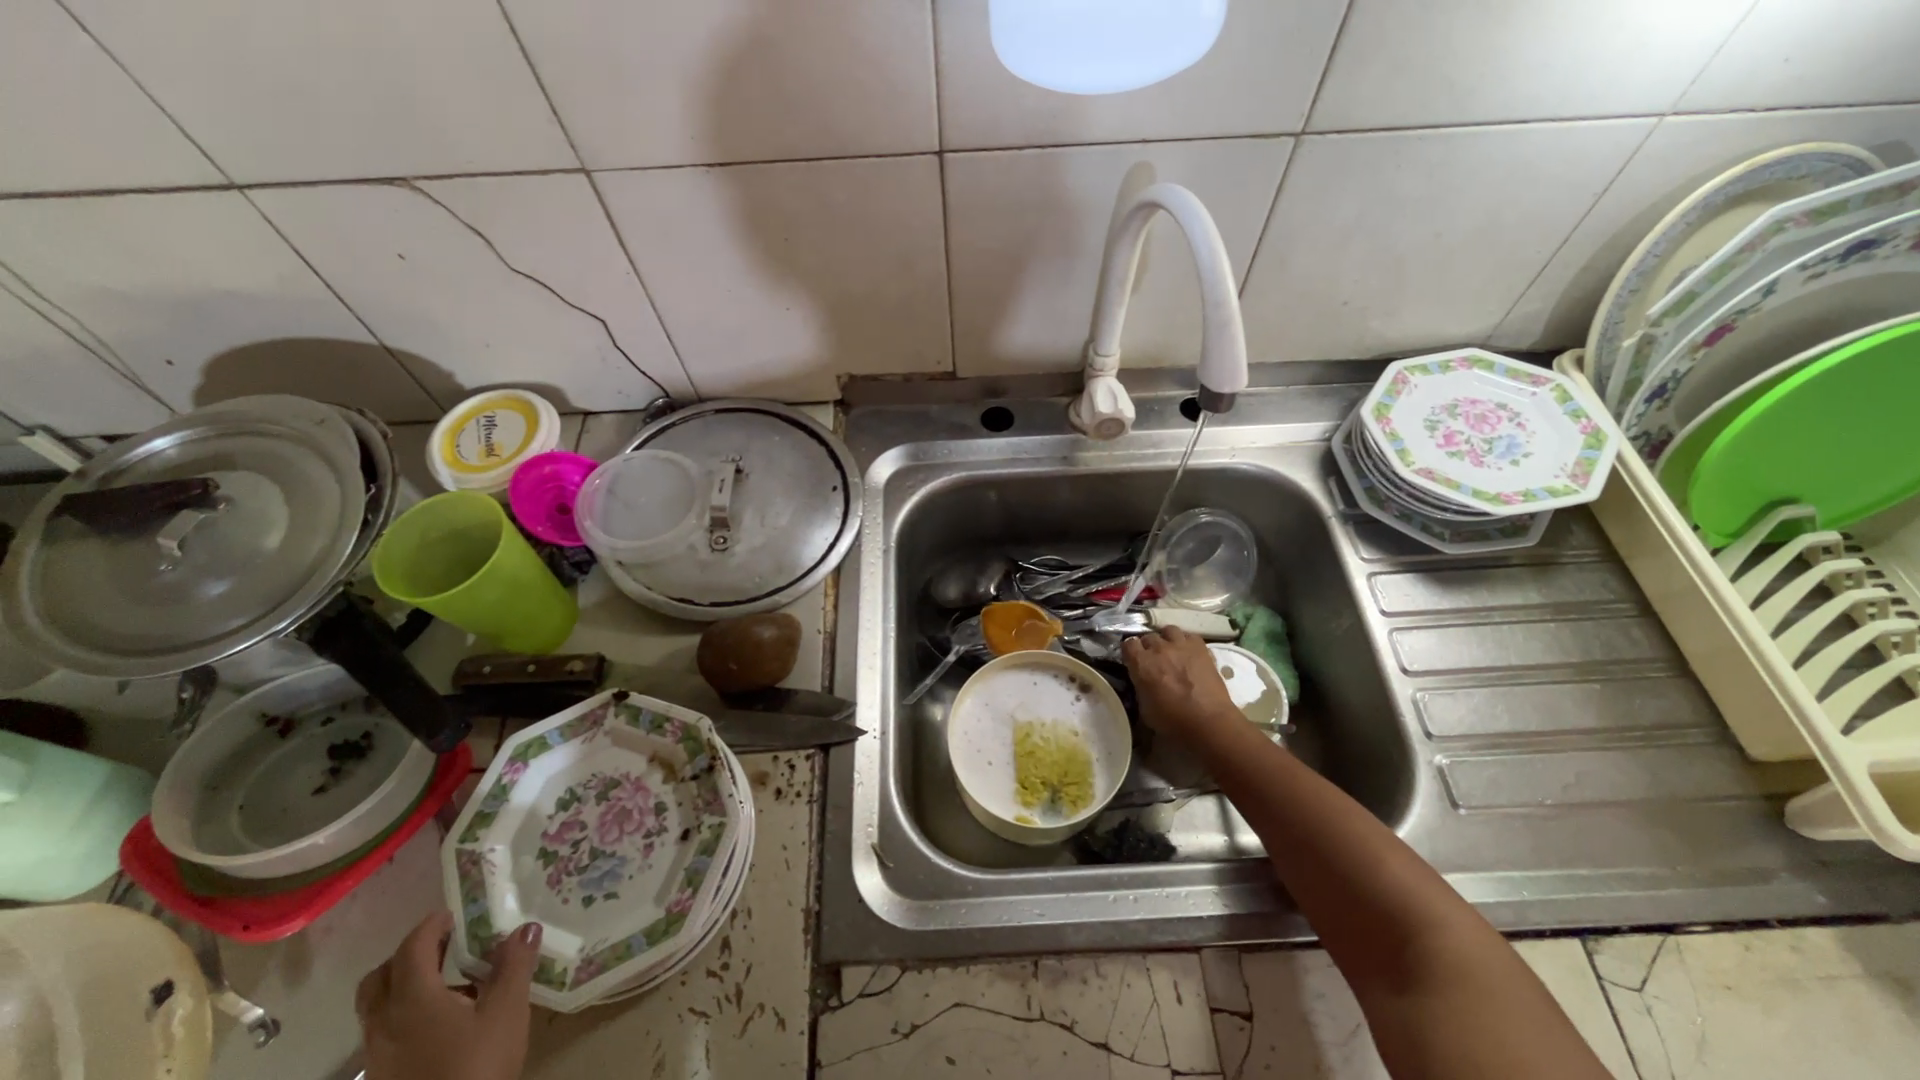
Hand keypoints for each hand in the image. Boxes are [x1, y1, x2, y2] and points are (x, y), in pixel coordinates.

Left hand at [356, 911, 541, 1079]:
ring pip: (377, 1006)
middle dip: (409, 954)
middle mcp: (384, 1020)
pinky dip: (403, 1014)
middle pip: (381, 975)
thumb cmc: (477, 1065)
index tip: (454, 915)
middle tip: (443, 947)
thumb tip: (526, 927)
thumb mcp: (506, 1013)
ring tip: (444, 987)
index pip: (412, 947)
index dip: (432, 926)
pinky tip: (439, 1026)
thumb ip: (514, 967)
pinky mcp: (383, 1075)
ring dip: (403, 985)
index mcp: (412, 998)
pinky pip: (383, 1031)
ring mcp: (378, 1052)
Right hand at [1120, 627, 1239, 736]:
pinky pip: (1189, 636)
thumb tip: (1142, 683)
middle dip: (1148, 647)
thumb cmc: (1172, 721)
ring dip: (1167, 639)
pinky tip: (1188, 652)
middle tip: (1153, 660)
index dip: (1130, 651)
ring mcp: (1181, 645)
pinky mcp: (1201, 648)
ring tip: (1171, 650)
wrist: (1208, 721)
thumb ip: (1140, 688)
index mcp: (1141, 663)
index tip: (1133, 660)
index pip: (1128, 644)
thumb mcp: (1144, 708)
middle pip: (1148, 637)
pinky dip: (1186, 641)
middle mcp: (1159, 648)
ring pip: (1169, 630)